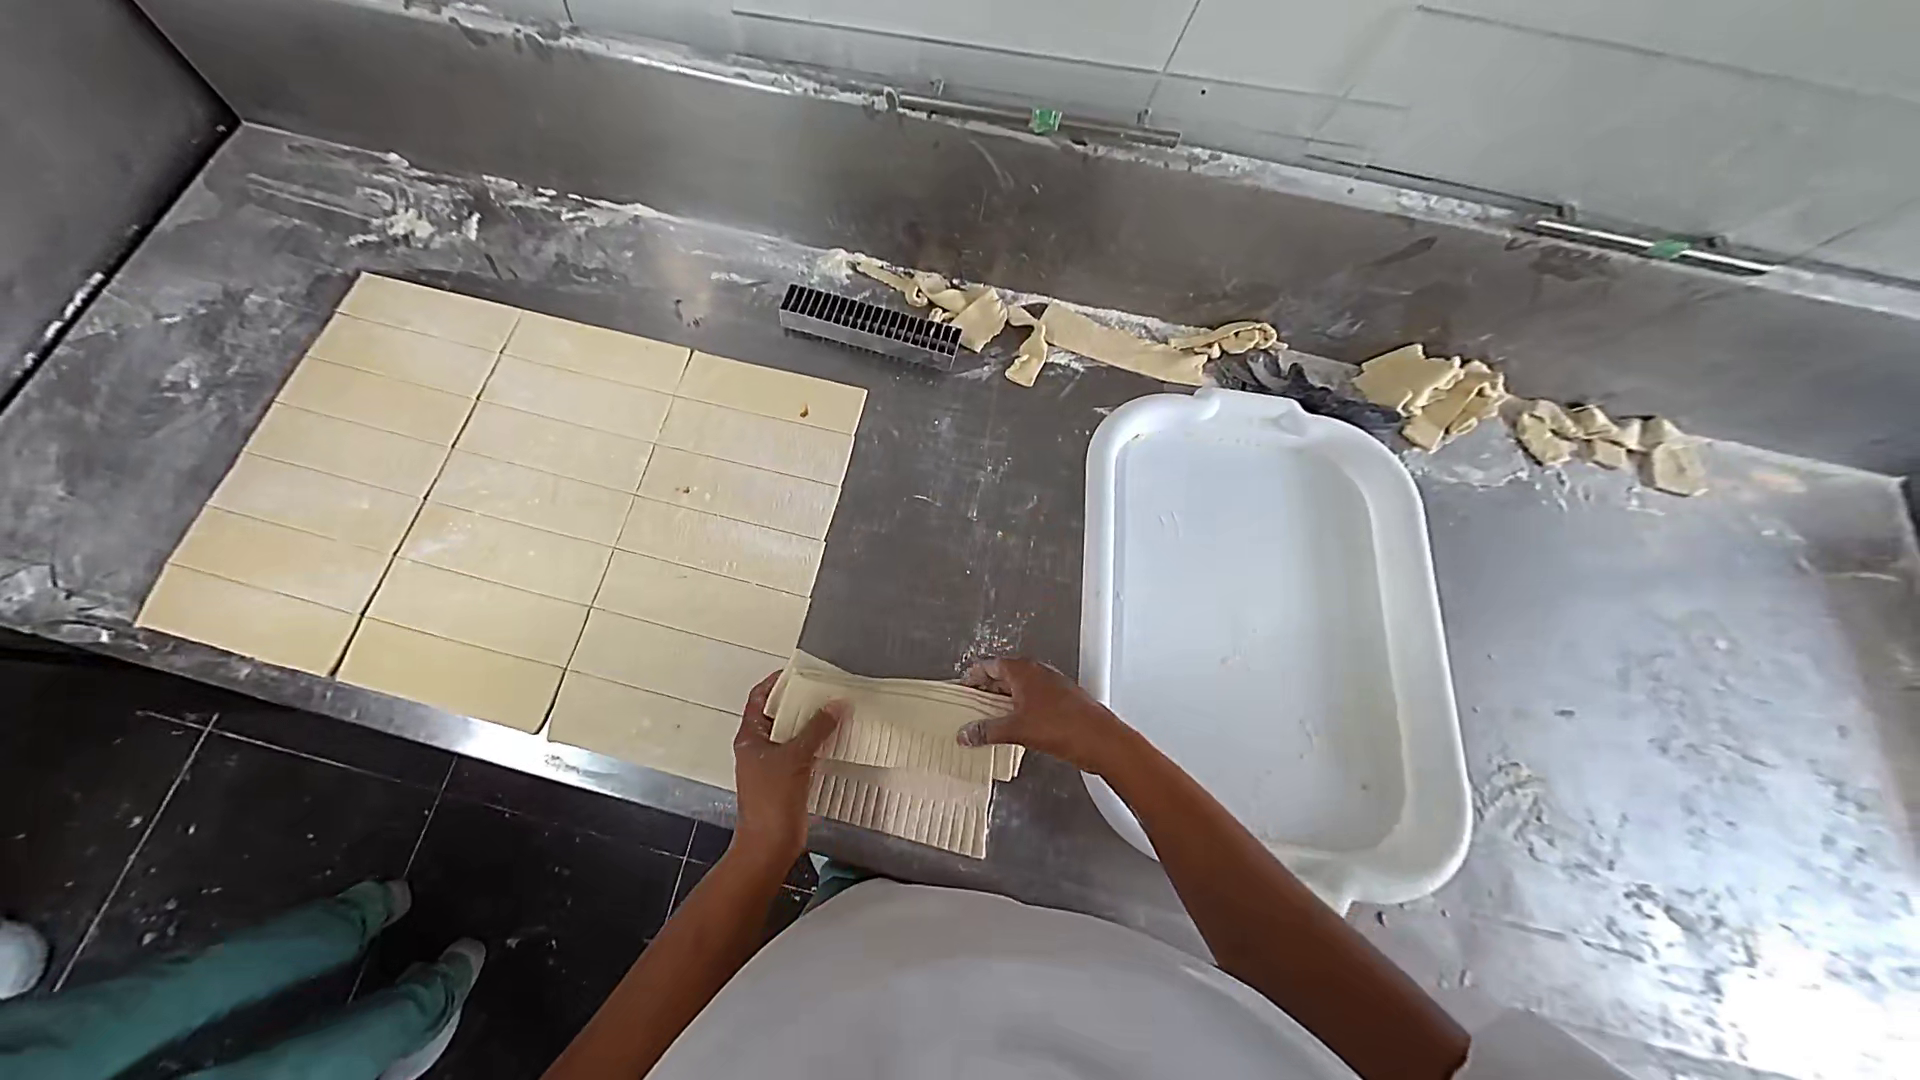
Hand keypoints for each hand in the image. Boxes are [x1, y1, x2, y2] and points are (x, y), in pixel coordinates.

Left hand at [731, 672, 845, 862]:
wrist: (770, 844)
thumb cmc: (772, 799)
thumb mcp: (795, 757)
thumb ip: (817, 728)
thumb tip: (837, 704)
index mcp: (750, 737)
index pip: (759, 698)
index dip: (775, 683)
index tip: (797, 672)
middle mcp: (758, 747)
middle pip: (777, 714)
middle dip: (799, 701)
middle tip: (823, 689)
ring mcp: (772, 764)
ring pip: (792, 733)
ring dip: (810, 722)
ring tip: (834, 709)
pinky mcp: (787, 779)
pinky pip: (802, 752)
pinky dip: (817, 742)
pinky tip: (835, 738)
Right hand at [956, 658, 1140, 775]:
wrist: (1100, 740)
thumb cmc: (1065, 726)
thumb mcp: (1016, 730)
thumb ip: (987, 731)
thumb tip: (968, 733)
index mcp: (1024, 670)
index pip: (991, 665)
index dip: (974, 675)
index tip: (964, 685)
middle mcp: (1038, 672)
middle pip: (1004, 674)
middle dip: (987, 688)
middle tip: (973, 703)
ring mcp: (1052, 685)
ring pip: (1020, 687)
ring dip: (1004, 699)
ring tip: (991, 718)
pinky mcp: (1062, 700)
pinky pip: (1033, 698)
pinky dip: (1020, 707)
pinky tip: (1016, 726)